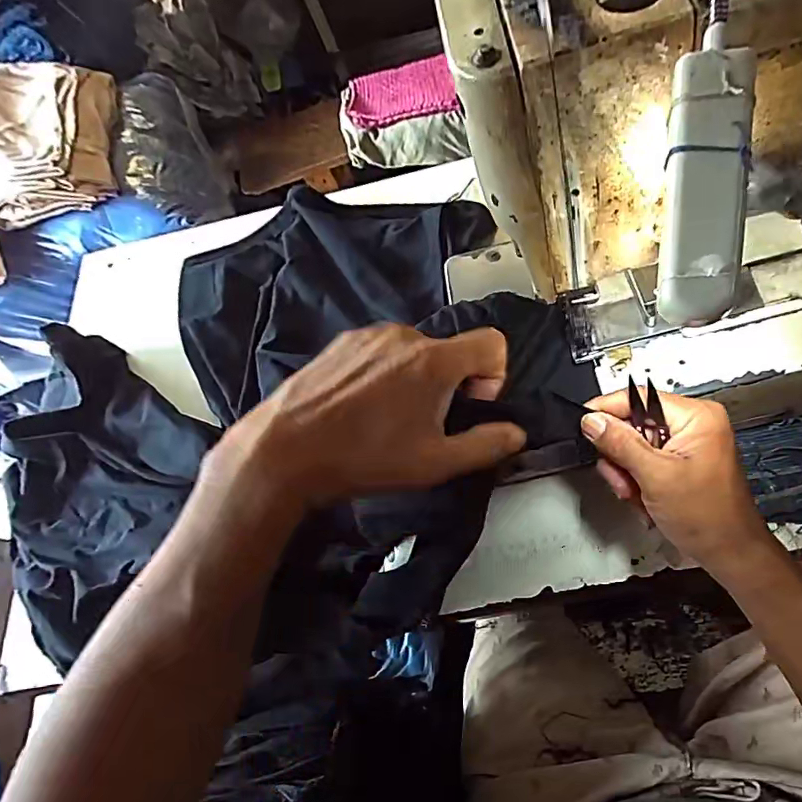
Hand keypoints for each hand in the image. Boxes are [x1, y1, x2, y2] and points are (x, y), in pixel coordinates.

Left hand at [214, 324, 527, 507]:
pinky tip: (361, 410)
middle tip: (425, 424)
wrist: (287, 450)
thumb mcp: (435, 463)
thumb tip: (514, 433)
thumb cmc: (362, 459)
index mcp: (434, 361)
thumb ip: (485, 445)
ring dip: (413, 380)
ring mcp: (367, 337)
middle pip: (448, 351)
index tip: (472, 403)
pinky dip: (382, 375)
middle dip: (449, 384)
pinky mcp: (339, 345)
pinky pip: (378, 353)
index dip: (494, 374)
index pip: (492, 343)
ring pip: (411, 352)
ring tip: (387, 421)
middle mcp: (402, 337)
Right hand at [580, 387, 773, 571]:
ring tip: (638, 493)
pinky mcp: (676, 463)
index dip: (607, 410)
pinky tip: (645, 498)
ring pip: (631, 446)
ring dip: (626, 473)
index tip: (584, 424)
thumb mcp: (655, 476)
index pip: (638, 398)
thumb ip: (620, 444)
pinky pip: (640, 463)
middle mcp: (691, 426)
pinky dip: (635, 482)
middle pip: (631, 424)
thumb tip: (593, 421)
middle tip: (625, 478)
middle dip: (620, 455)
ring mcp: (683, 446)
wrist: (727, 550)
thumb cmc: (709, 516)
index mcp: (696, 417)